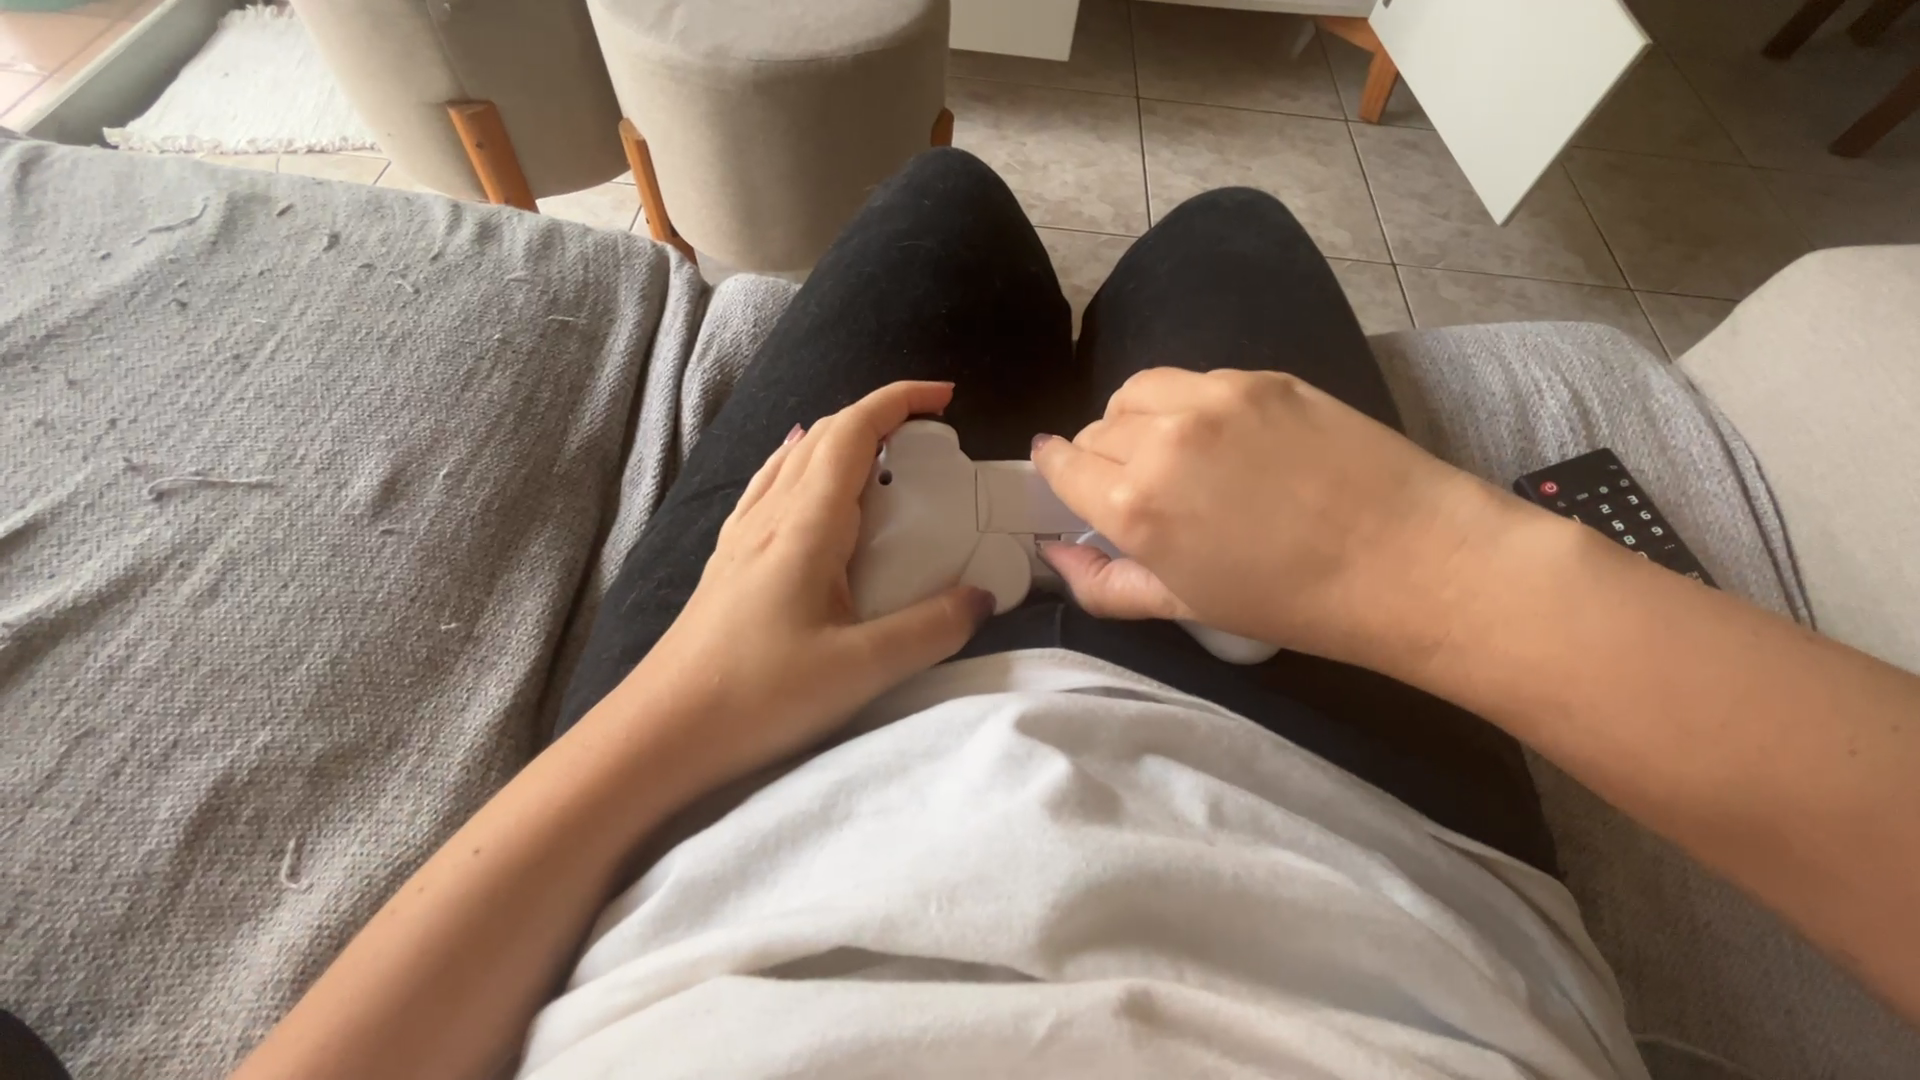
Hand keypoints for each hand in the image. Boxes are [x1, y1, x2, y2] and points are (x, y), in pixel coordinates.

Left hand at [590, 381, 994, 791]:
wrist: (661, 732)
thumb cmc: (758, 696)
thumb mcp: (861, 669)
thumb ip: (931, 629)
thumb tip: (983, 597)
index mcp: (805, 525)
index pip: (853, 431)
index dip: (900, 400)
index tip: (946, 398)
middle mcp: (770, 516)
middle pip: (824, 436)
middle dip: (880, 418)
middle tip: (929, 442)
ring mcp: (741, 536)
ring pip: (794, 459)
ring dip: (842, 442)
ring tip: (883, 463)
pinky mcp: (728, 562)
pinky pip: (770, 489)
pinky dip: (804, 468)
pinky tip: (810, 494)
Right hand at [1031, 368, 1520, 672]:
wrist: (1410, 561)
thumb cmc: (1290, 603)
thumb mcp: (1183, 607)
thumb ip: (1103, 584)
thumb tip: (1055, 555)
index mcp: (1135, 506)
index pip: (1062, 464)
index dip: (1056, 471)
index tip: (1061, 475)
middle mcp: (1162, 440)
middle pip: (1096, 428)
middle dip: (1099, 456)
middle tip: (1133, 487)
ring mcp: (1214, 399)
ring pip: (1137, 391)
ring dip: (1135, 419)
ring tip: (1169, 450)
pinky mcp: (1261, 377)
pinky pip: (1194, 380)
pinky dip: (1187, 405)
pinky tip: (1224, 438)